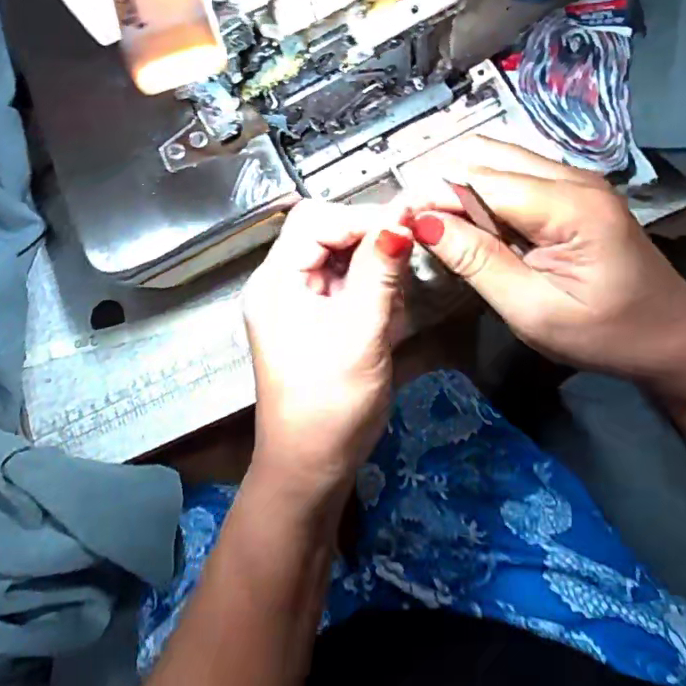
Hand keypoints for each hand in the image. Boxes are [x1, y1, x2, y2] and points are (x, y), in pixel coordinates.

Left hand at [242, 201, 414, 506]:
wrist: (309, 466)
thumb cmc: (332, 404)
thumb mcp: (362, 332)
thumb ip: (380, 272)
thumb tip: (402, 219)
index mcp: (277, 279)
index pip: (317, 219)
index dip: (363, 218)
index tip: (407, 231)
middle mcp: (277, 282)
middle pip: (325, 232)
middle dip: (370, 241)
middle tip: (407, 260)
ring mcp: (292, 301)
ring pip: (336, 255)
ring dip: (372, 265)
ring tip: (396, 294)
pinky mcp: (308, 318)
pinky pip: (339, 282)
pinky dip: (367, 287)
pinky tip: (387, 310)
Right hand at [399, 137, 685, 413]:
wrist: (675, 338)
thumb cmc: (607, 335)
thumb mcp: (533, 312)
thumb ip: (477, 261)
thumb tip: (423, 221)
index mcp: (570, 206)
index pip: (480, 178)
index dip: (437, 197)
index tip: (405, 226)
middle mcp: (573, 176)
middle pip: (485, 154)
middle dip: (445, 185)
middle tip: (423, 228)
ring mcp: (576, 177)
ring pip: (497, 157)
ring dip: (463, 186)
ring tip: (446, 228)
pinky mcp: (574, 188)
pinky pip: (514, 172)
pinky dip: (485, 191)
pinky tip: (478, 225)